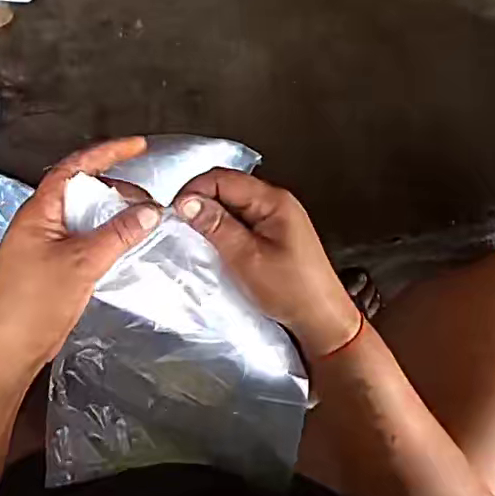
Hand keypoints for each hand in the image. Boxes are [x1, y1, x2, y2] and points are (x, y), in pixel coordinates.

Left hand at [0, 138, 161, 381]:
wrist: (2, 355)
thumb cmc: (32, 305)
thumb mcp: (81, 264)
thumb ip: (118, 234)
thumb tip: (152, 210)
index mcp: (40, 212)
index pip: (75, 169)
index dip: (107, 153)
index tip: (138, 146)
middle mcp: (42, 223)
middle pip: (84, 191)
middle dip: (119, 189)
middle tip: (150, 202)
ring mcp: (47, 246)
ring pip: (88, 217)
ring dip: (116, 214)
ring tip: (146, 221)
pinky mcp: (55, 267)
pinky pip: (88, 239)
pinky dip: (111, 236)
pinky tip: (129, 245)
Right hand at [175, 169, 361, 357]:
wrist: (321, 317)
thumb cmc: (290, 289)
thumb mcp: (247, 258)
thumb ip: (217, 226)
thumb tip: (187, 202)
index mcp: (274, 200)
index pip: (223, 178)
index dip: (194, 190)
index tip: (173, 213)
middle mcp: (276, 201)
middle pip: (228, 187)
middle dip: (200, 202)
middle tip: (179, 227)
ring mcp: (276, 217)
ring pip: (232, 205)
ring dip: (211, 217)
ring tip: (193, 238)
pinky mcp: (274, 234)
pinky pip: (242, 221)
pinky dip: (224, 229)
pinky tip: (213, 246)